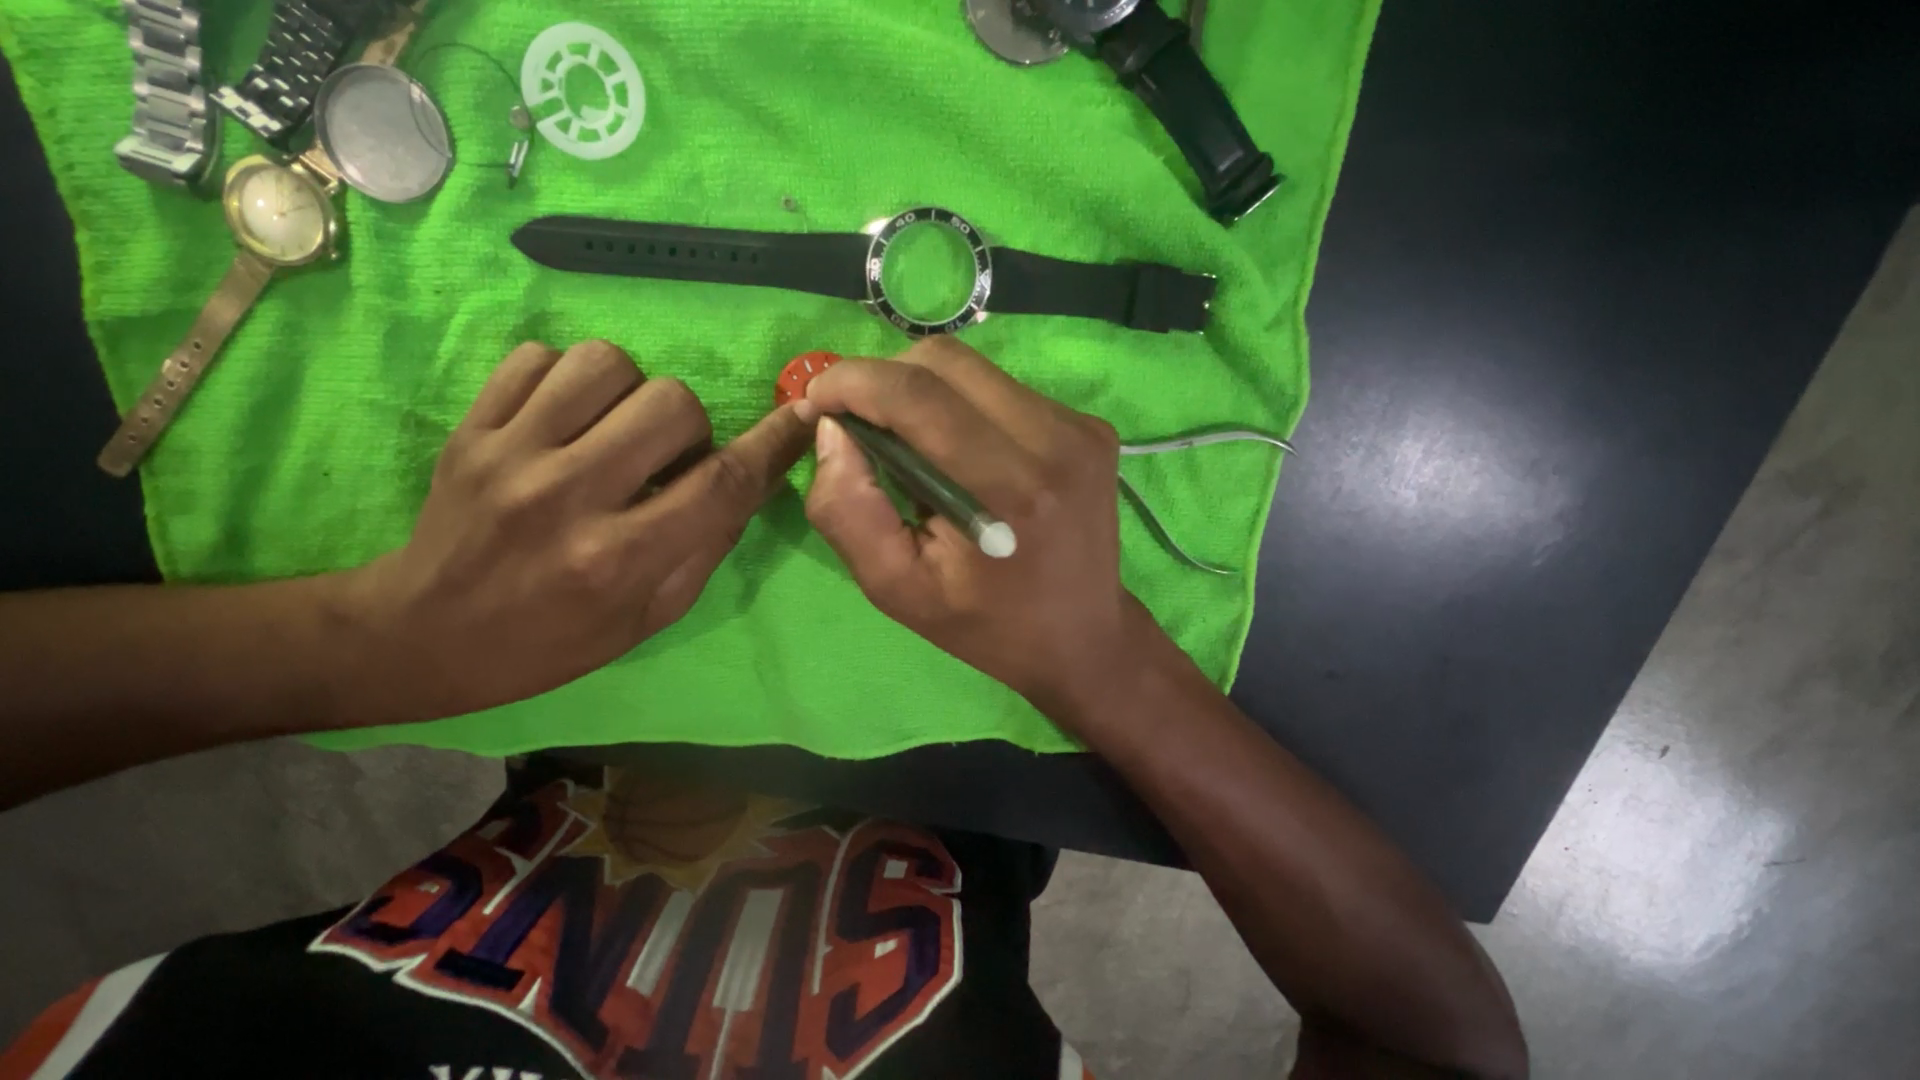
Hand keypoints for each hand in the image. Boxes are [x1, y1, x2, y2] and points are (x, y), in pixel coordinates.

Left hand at [342, 340, 811, 722]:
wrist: (425, 635)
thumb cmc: (553, 641)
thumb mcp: (649, 616)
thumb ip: (708, 544)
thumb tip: (754, 475)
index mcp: (619, 559)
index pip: (720, 483)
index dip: (773, 443)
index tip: (803, 416)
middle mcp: (567, 497)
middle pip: (672, 404)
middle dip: (689, 427)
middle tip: (665, 459)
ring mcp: (510, 454)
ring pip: (607, 362)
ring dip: (630, 392)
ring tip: (613, 430)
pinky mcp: (469, 428)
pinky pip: (537, 356)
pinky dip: (566, 378)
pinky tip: (564, 418)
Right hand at [798, 337, 1154, 727]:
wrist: (1081, 636)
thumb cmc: (984, 624)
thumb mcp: (896, 588)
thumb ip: (848, 510)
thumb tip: (832, 428)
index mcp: (1008, 490)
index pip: (915, 393)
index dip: (852, 382)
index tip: (817, 402)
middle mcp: (1054, 441)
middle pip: (944, 361)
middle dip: (883, 379)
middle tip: (860, 425)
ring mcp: (1080, 427)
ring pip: (973, 368)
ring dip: (923, 390)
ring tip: (911, 446)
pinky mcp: (1090, 425)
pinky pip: (1002, 387)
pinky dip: (963, 405)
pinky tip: (960, 454)